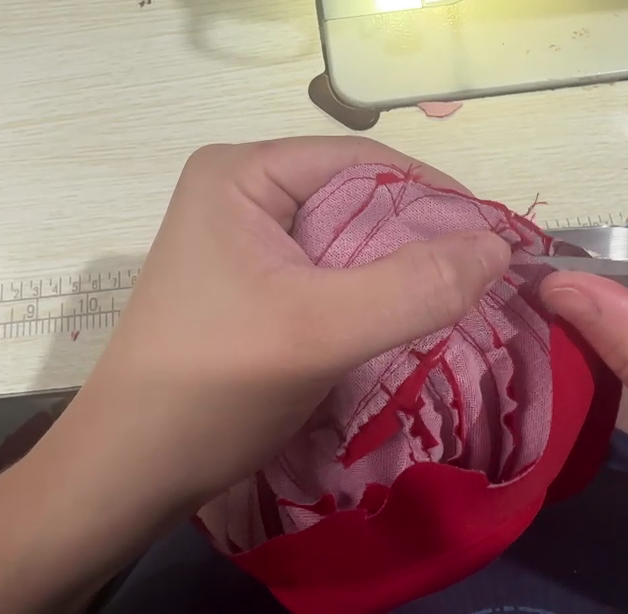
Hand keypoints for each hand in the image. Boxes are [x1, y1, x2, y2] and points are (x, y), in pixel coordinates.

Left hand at [0, 138, 507, 613]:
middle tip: (485, 276)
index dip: (433, 193)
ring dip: (397, 266)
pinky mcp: (249, 275)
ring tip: (457, 298)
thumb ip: (412, 286)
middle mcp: (240, 187)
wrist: (128, 468)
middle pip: (354, 194)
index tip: (496, 239)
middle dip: (418, 234)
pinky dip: (368, 289)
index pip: (359, 159)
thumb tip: (498, 245)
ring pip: (345, 234)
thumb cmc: (212, 385)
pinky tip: (405, 317)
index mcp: (242, 170)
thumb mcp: (318, 331)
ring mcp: (242, 232)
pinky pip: (326, 266)